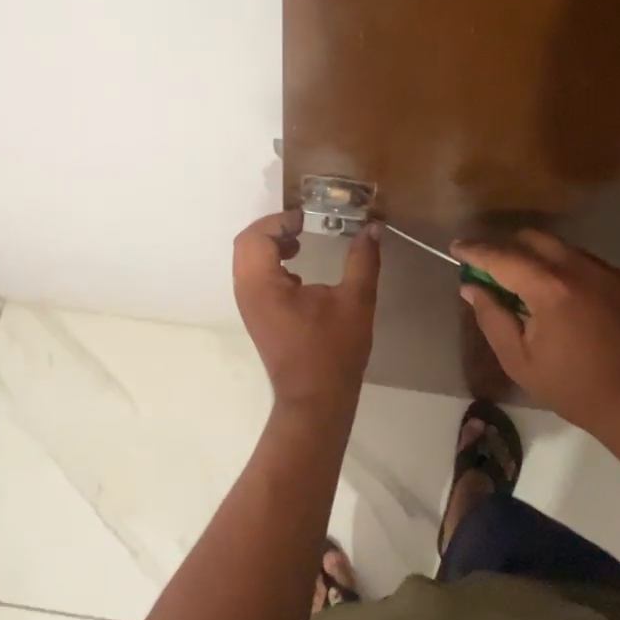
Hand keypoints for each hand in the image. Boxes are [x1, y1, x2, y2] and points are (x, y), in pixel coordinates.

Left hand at [233, 212, 381, 415]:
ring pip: (247, 260)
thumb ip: (363, 259)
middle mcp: (247, 291)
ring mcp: (248, 305)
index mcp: (263, 284)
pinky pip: (253, 276)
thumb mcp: (356, 300)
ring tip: (301, 243)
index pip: (257, 236)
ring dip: (270, 245)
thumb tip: (373, 227)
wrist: (315, 400)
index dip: (280, 221)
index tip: (309, 219)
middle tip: (303, 226)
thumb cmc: (333, 351)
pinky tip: (299, 272)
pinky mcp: (256, 315)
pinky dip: (270, 262)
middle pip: (246, 244)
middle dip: (273, 229)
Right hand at [454, 230, 619, 433]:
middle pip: (533, 238)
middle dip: (507, 246)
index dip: (475, 251)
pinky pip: (588, 264)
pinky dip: (567, 271)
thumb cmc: (577, 389)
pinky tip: (565, 299)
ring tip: (527, 284)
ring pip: (562, 248)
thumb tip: (473, 288)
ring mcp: (609, 272)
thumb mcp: (521, 361)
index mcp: (550, 288)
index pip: (502, 257)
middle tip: (491, 267)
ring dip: (538, 258)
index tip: (457, 248)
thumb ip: (492, 318)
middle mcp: (580, 268)